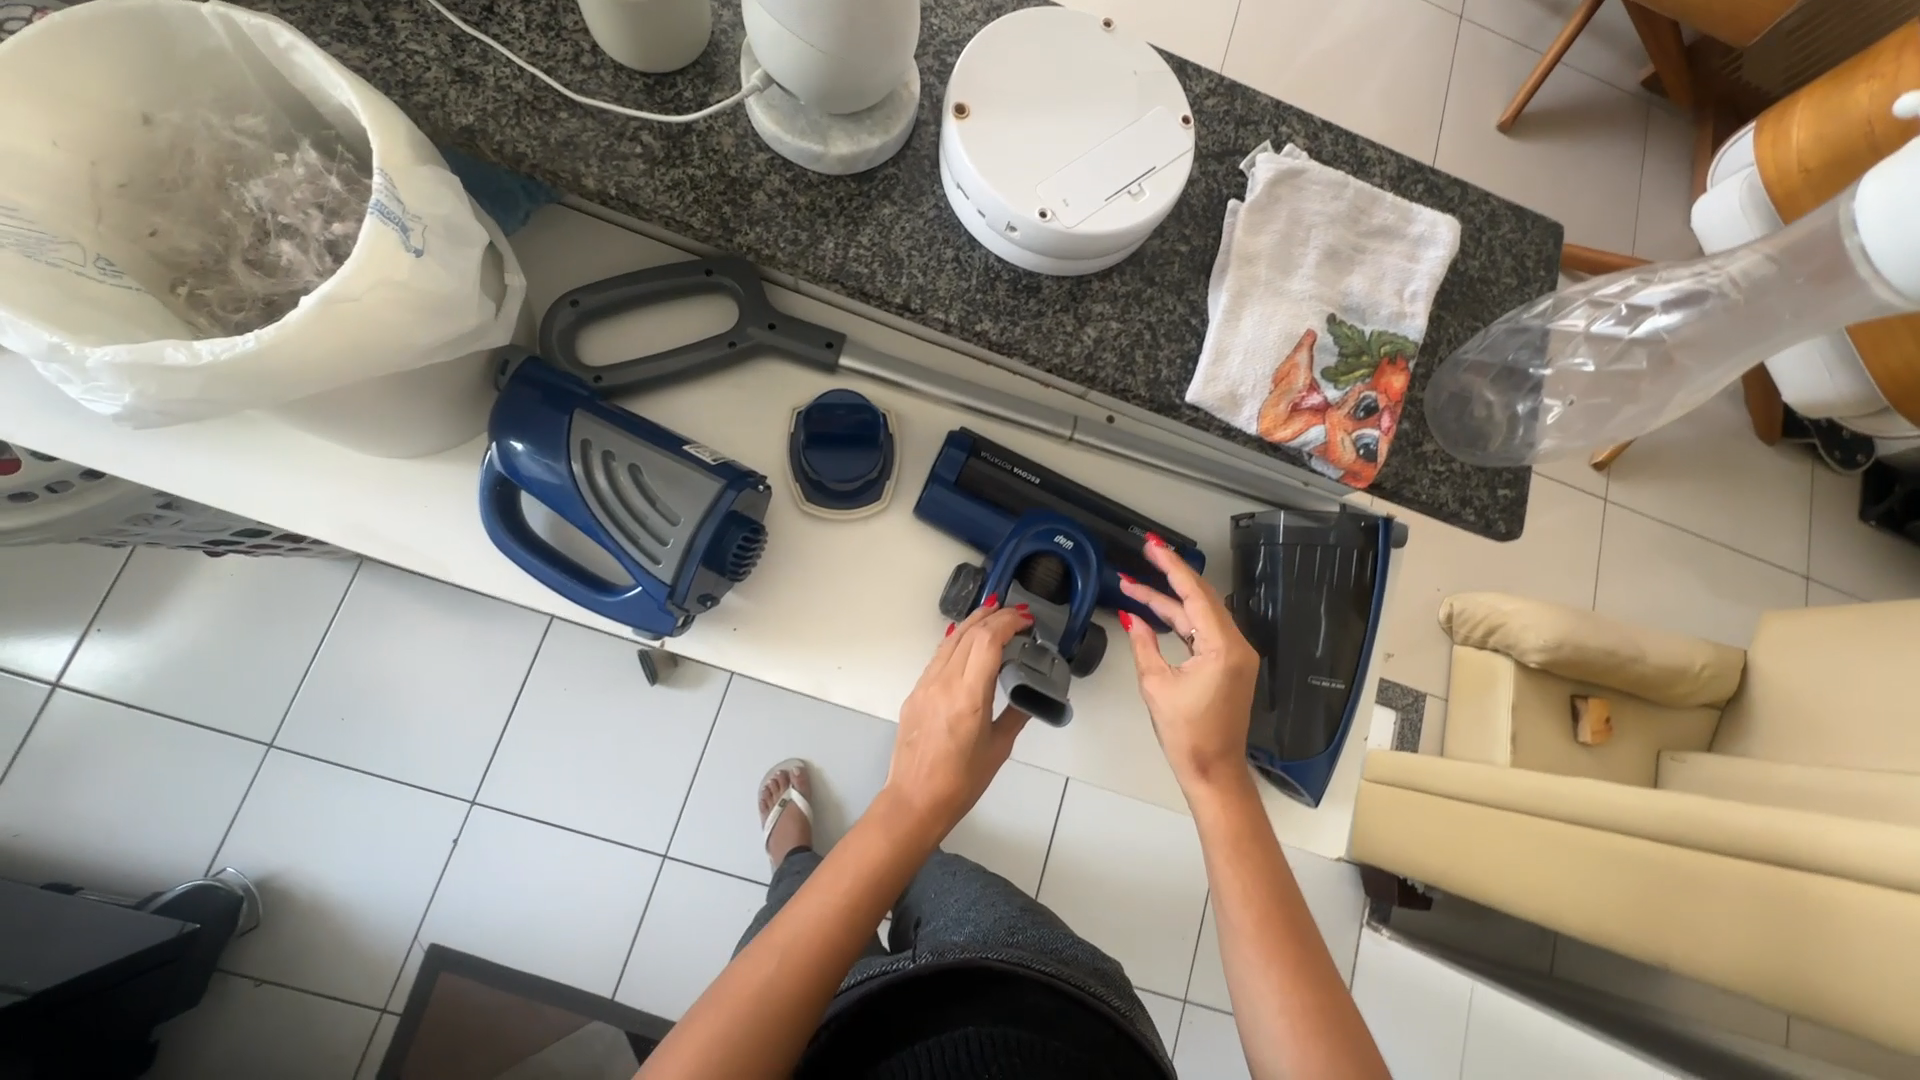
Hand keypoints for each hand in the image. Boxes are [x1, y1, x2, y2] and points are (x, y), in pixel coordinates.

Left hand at [881, 598, 1033, 841]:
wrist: (915, 800)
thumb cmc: (961, 782)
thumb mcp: (999, 748)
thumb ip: (1015, 714)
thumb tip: (1028, 694)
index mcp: (967, 696)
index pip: (987, 641)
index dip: (1008, 623)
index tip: (1026, 620)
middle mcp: (943, 683)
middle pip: (968, 634)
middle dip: (993, 617)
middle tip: (1016, 613)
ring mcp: (925, 686)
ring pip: (949, 641)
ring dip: (973, 624)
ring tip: (993, 614)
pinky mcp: (915, 694)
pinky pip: (938, 658)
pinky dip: (957, 642)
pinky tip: (968, 643)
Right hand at [1118, 536, 1260, 795]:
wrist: (1213, 769)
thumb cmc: (1187, 733)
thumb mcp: (1156, 684)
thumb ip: (1143, 643)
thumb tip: (1132, 618)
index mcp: (1223, 647)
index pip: (1195, 594)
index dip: (1172, 567)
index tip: (1153, 547)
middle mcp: (1236, 645)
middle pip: (1201, 598)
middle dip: (1170, 576)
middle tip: (1146, 554)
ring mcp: (1235, 655)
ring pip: (1200, 614)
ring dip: (1169, 601)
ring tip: (1136, 586)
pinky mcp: (1228, 665)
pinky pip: (1203, 632)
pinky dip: (1180, 621)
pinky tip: (1155, 613)